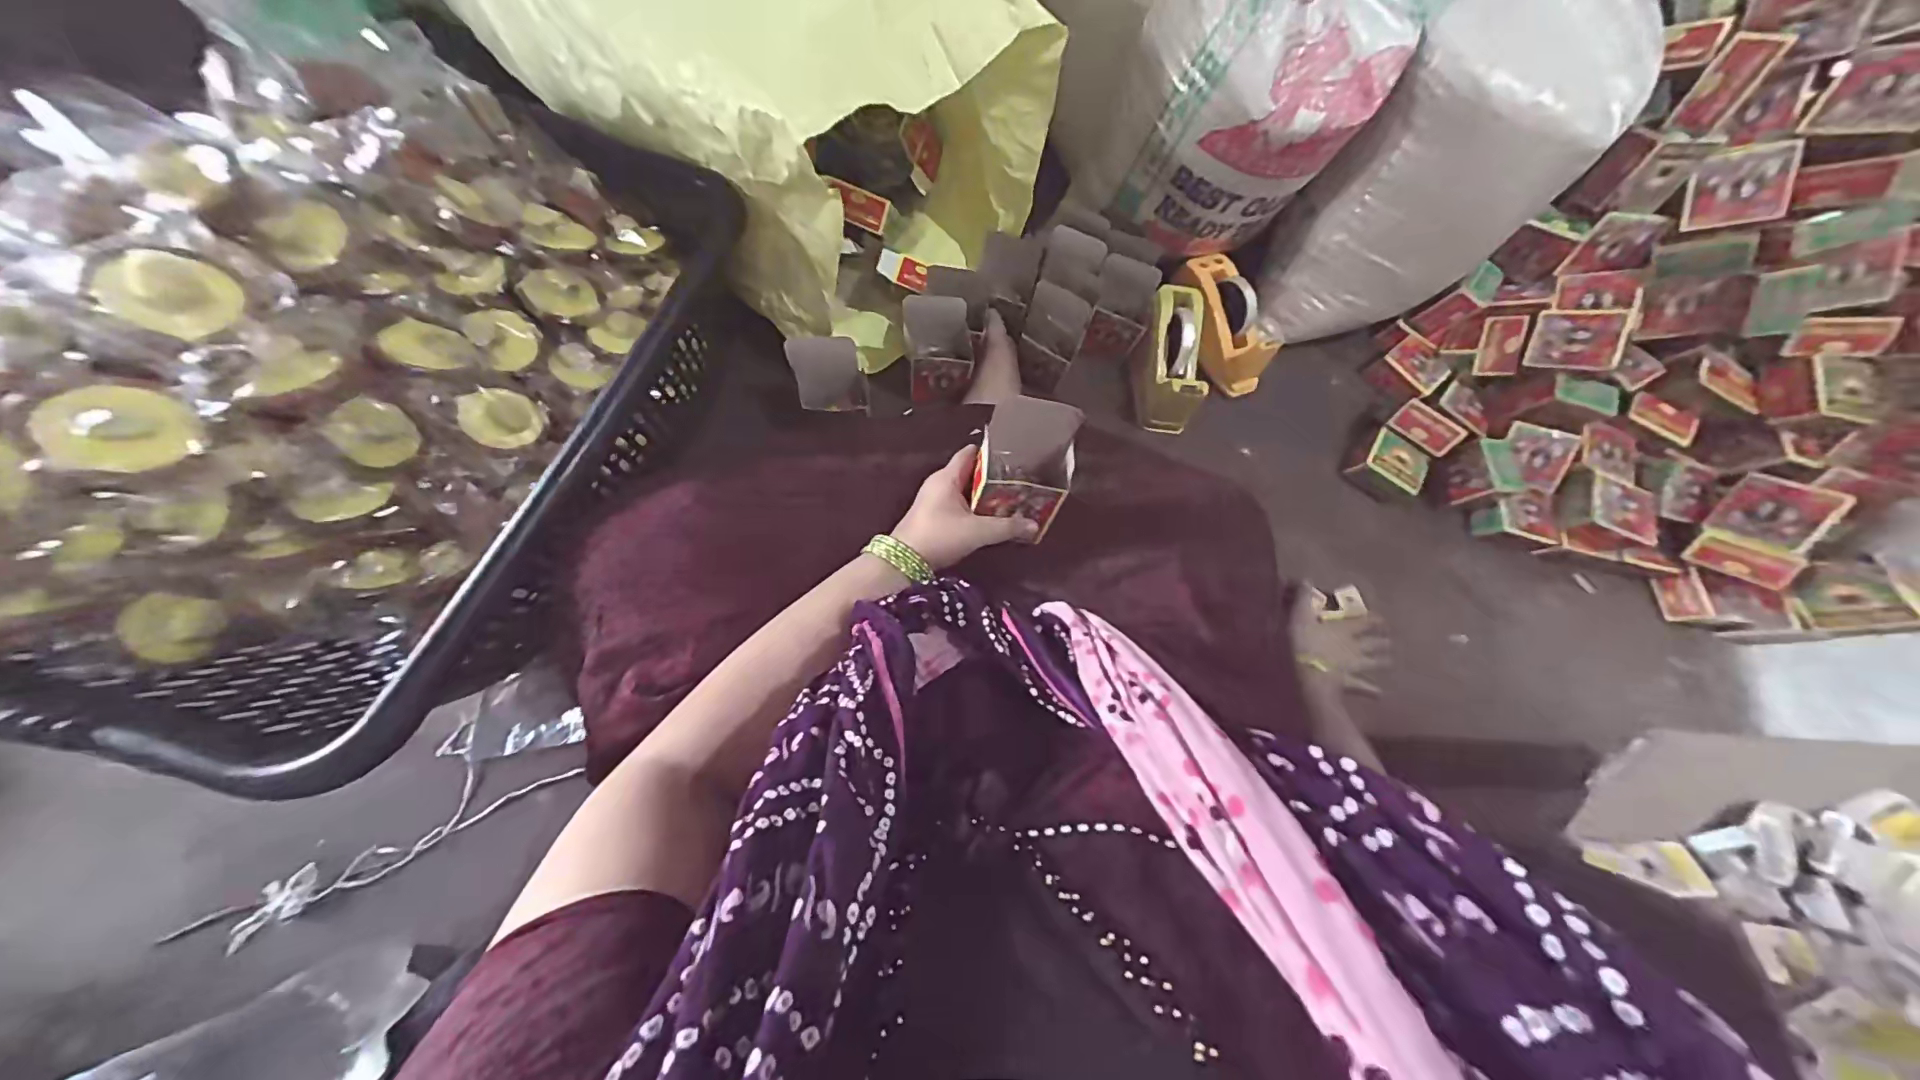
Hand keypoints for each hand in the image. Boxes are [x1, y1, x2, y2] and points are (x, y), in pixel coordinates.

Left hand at [890, 445, 1036, 569]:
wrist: (903, 562)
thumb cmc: (939, 537)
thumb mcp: (978, 532)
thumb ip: (1007, 527)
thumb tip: (1034, 525)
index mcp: (947, 477)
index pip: (971, 453)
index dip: (992, 453)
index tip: (1014, 458)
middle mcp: (939, 483)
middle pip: (970, 472)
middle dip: (993, 477)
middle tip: (1019, 483)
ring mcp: (933, 499)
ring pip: (965, 490)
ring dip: (984, 495)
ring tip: (1010, 500)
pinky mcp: (932, 515)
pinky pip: (958, 504)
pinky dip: (973, 507)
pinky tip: (989, 517)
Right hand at [1289, 588, 1390, 695]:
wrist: (1308, 675)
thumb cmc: (1303, 643)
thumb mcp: (1299, 616)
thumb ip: (1303, 598)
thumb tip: (1307, 579)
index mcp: (1345, 628)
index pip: (1365, 621)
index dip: (1375, 619)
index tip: (1383, 619)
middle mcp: (1355, 646)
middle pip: (1374, 642)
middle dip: (1383, 640)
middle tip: (1389, 640)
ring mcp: (1354, 665)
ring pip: (1374, 662)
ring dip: (1382, 661)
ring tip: (1390, 661)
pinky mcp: (1349, 682)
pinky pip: (1363, 687)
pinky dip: (1372, 691)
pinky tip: (1380, 694)